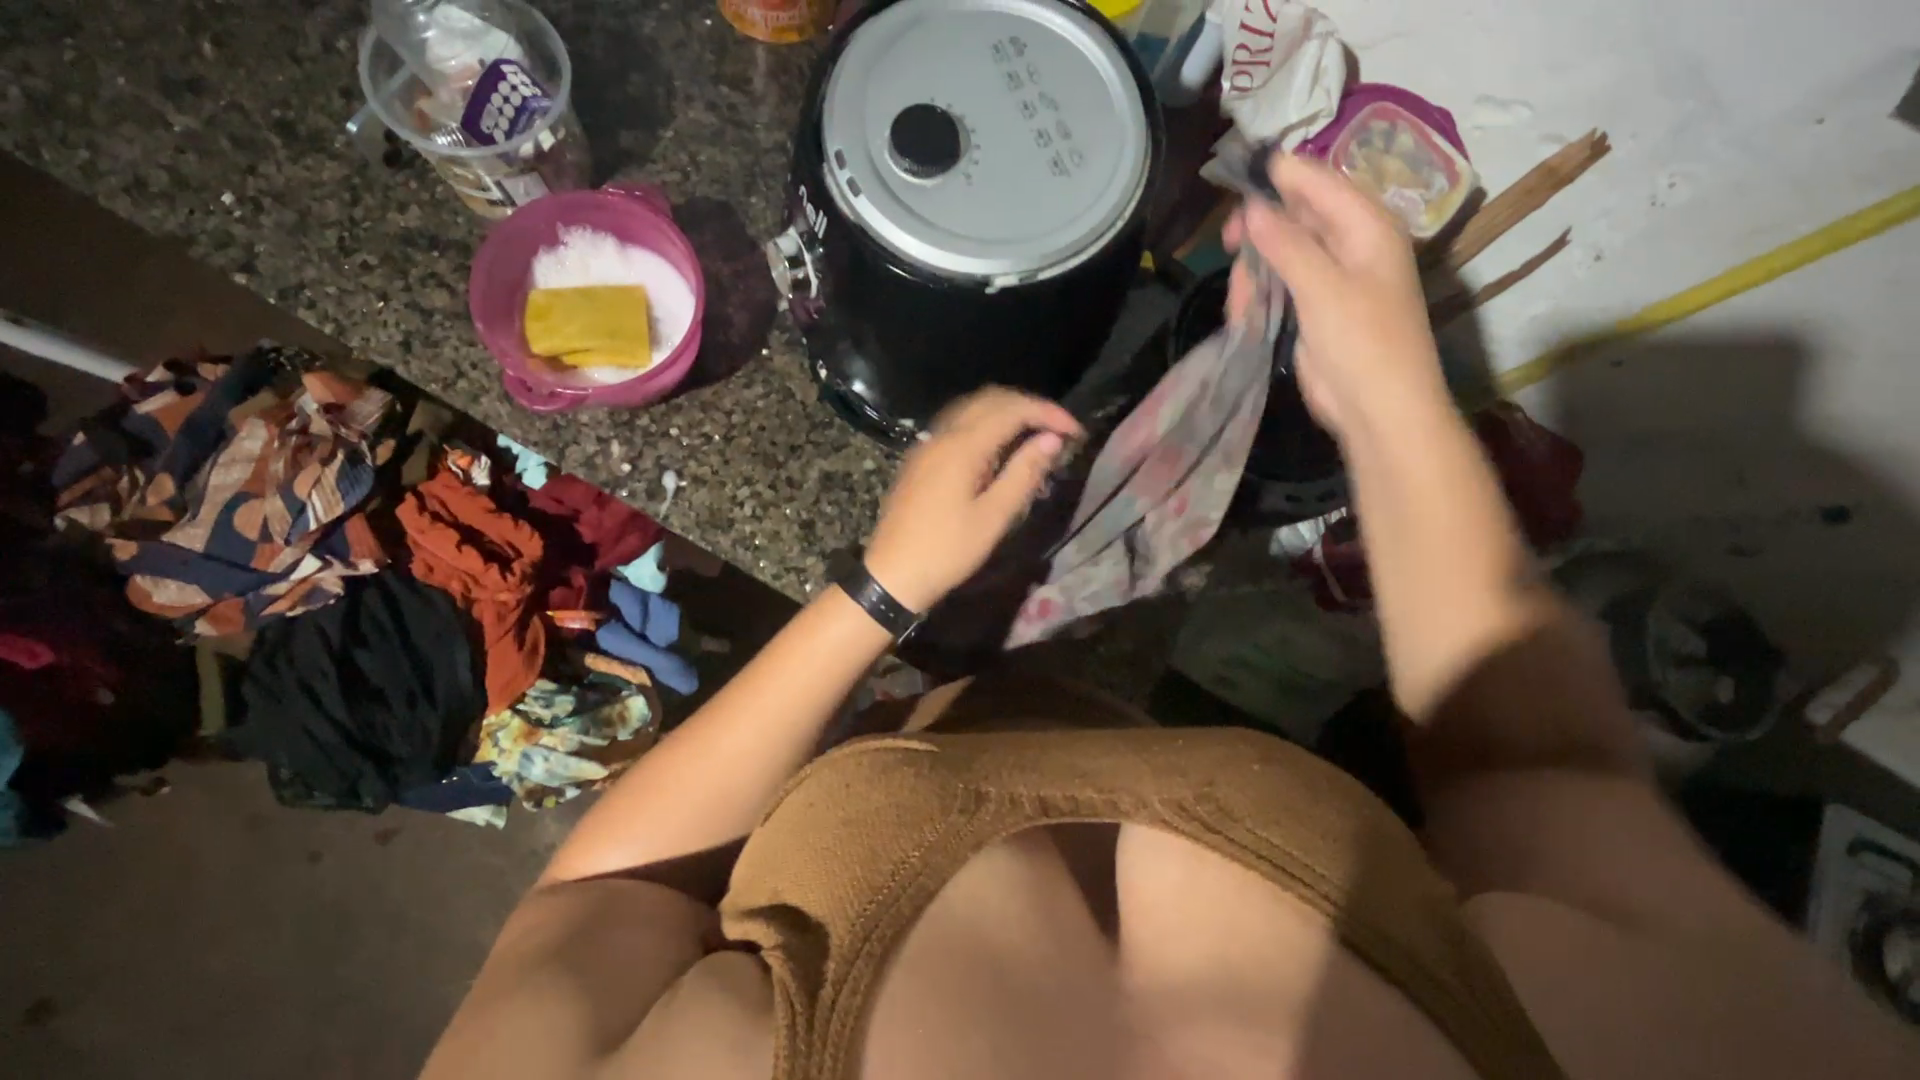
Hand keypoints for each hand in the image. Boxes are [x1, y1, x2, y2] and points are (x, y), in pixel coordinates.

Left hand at [862, 387, 1082, 611]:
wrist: (892, 575)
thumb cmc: (947, 552)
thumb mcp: (993, 517)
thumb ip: (1023, 473)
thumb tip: (1051, 440)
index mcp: (962, 447)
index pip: (1011, 410)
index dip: (1047, 413)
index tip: (1075, 431)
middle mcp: (941, 436)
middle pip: (989, 399)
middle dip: (1027, 407)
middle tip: (1057, 429)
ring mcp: (926, 446)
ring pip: (970, 410)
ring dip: (1005, 413)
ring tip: (1033, 436)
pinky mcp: (920, 460)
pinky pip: (956, 427)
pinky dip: (983, 426)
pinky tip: (998, 450)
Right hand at [1225, 154, 1450, 440]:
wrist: (1379, 410)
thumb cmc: (1363, 343)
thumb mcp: (1323, 288)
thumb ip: (1286, 243)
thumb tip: (1251, 206)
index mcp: (1366, 227)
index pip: (1318, 181)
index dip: (1278, 175)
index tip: (1232, 177)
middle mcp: (1350, 245)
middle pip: (1293, 216)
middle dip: (1258, 234)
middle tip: (1227, 246)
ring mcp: (1330, 278)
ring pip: (1278, 255)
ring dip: (1253, 275)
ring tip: (1241, 307)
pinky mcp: (1314, 309)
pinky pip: (1278, 287)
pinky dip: (1258, 299)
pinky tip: (1245, 319)